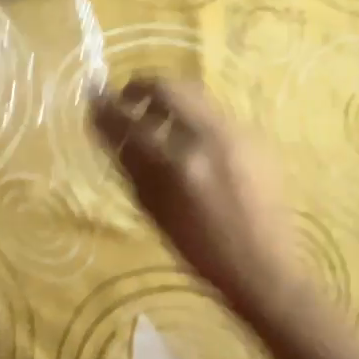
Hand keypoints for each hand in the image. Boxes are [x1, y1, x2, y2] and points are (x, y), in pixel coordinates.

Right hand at [91, 77, 301, 313]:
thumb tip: (102, 120)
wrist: (265, 271)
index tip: (93, 95)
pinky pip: (213, 111)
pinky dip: (191, 115)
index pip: (129, 119)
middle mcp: (209, 137)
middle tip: (126, 100)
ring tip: (156, 119)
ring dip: (167, 99)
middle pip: (167, 86)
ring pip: (192, 93)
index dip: (105, 104)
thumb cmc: (201, 248)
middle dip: (139, 87)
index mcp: (179, 163)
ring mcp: (236, 133)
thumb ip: (127, 159)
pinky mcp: (255, 138)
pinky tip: (188, 139)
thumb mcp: (153, 208)